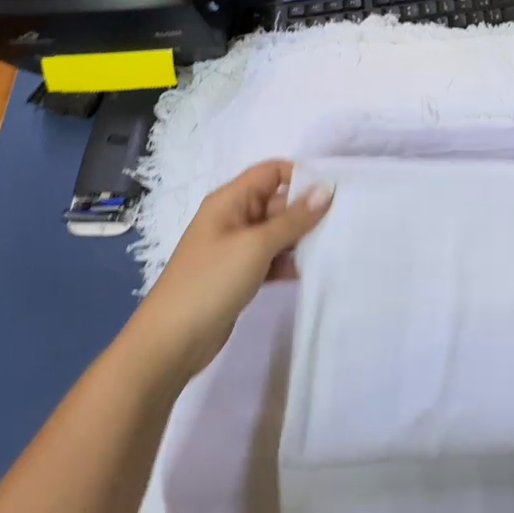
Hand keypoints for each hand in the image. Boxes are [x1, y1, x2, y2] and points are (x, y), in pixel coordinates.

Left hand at [126, 160, 332, 377]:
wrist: (171, 342)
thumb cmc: (211, 282)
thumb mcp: (256, 245)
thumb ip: (294, 218)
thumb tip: (327, 188)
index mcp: (230, 200)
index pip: (272, 171)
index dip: (302, 176)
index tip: (333, 192)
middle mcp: (234, 218)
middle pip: (279, 201)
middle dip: (308, 210)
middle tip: (343, 221)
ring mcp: (236, 248)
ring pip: (278, 231)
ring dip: (302, 237)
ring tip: (335, 245)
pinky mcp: (241, 274)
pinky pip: (273, 257)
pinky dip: (290, 261)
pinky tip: (313, 270)